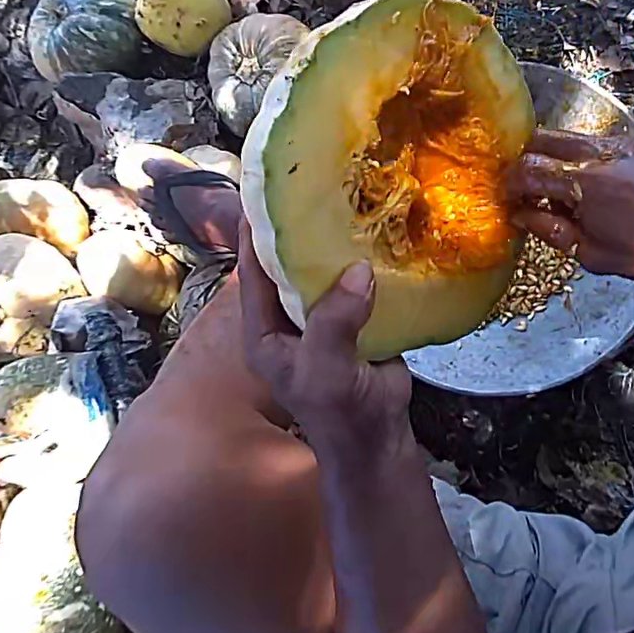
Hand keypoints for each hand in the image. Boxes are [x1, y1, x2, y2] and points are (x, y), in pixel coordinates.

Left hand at [237, 220, 413, 459]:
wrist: (379, 439)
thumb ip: (334, 321)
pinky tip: (381, 241)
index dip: (253, 235)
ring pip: (326, 274)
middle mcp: (289, 320)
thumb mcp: (325, 369)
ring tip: (350, 207)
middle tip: (315, 192)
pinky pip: (358, 286)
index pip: (253, 275)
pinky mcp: (356, 320)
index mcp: (265, 332)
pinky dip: (368, 265)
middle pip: (289, 268)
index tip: (262, 196)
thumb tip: (359, 270)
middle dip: (299, 234)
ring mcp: (323, 320)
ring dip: (336, 248)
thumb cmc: (340, 412)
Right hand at [506, 130, 633, 281]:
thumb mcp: (596, 254)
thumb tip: (522, 217)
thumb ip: (553, 231)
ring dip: (546, 160)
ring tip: (549, 193)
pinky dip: (571, 159)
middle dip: (522, 165)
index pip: (527, 170)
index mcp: (584, 182)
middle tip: (519, 192)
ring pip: (563, 139)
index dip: (509, 185)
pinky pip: (587, 144)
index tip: (504, 201)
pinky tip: (578, 188)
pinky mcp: (632, 146)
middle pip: (539, 142)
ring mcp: (616, 145)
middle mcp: (597, 153)